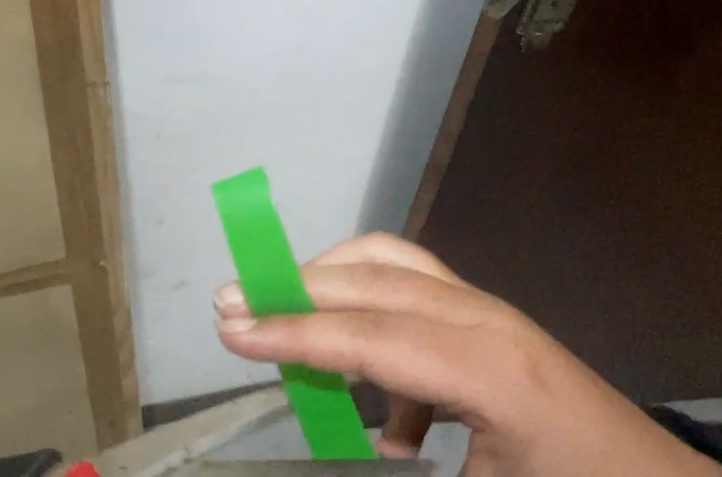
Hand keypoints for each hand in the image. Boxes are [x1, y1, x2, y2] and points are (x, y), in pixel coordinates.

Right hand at [213, 233, 721, 476]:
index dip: (292, 332)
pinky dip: (367, 315)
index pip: (368, 337)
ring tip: (278, 314)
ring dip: (325, 283)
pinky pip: (412, 290)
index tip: (228, 330)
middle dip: (292, 291)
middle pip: (368, 283)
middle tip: (228, 303)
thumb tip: (358, 447)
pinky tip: (381, 417)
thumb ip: (400, 461)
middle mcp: (486, 321)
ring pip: (387, 265)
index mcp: (490, 370)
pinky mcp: (494, 323)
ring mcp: (492, 313)